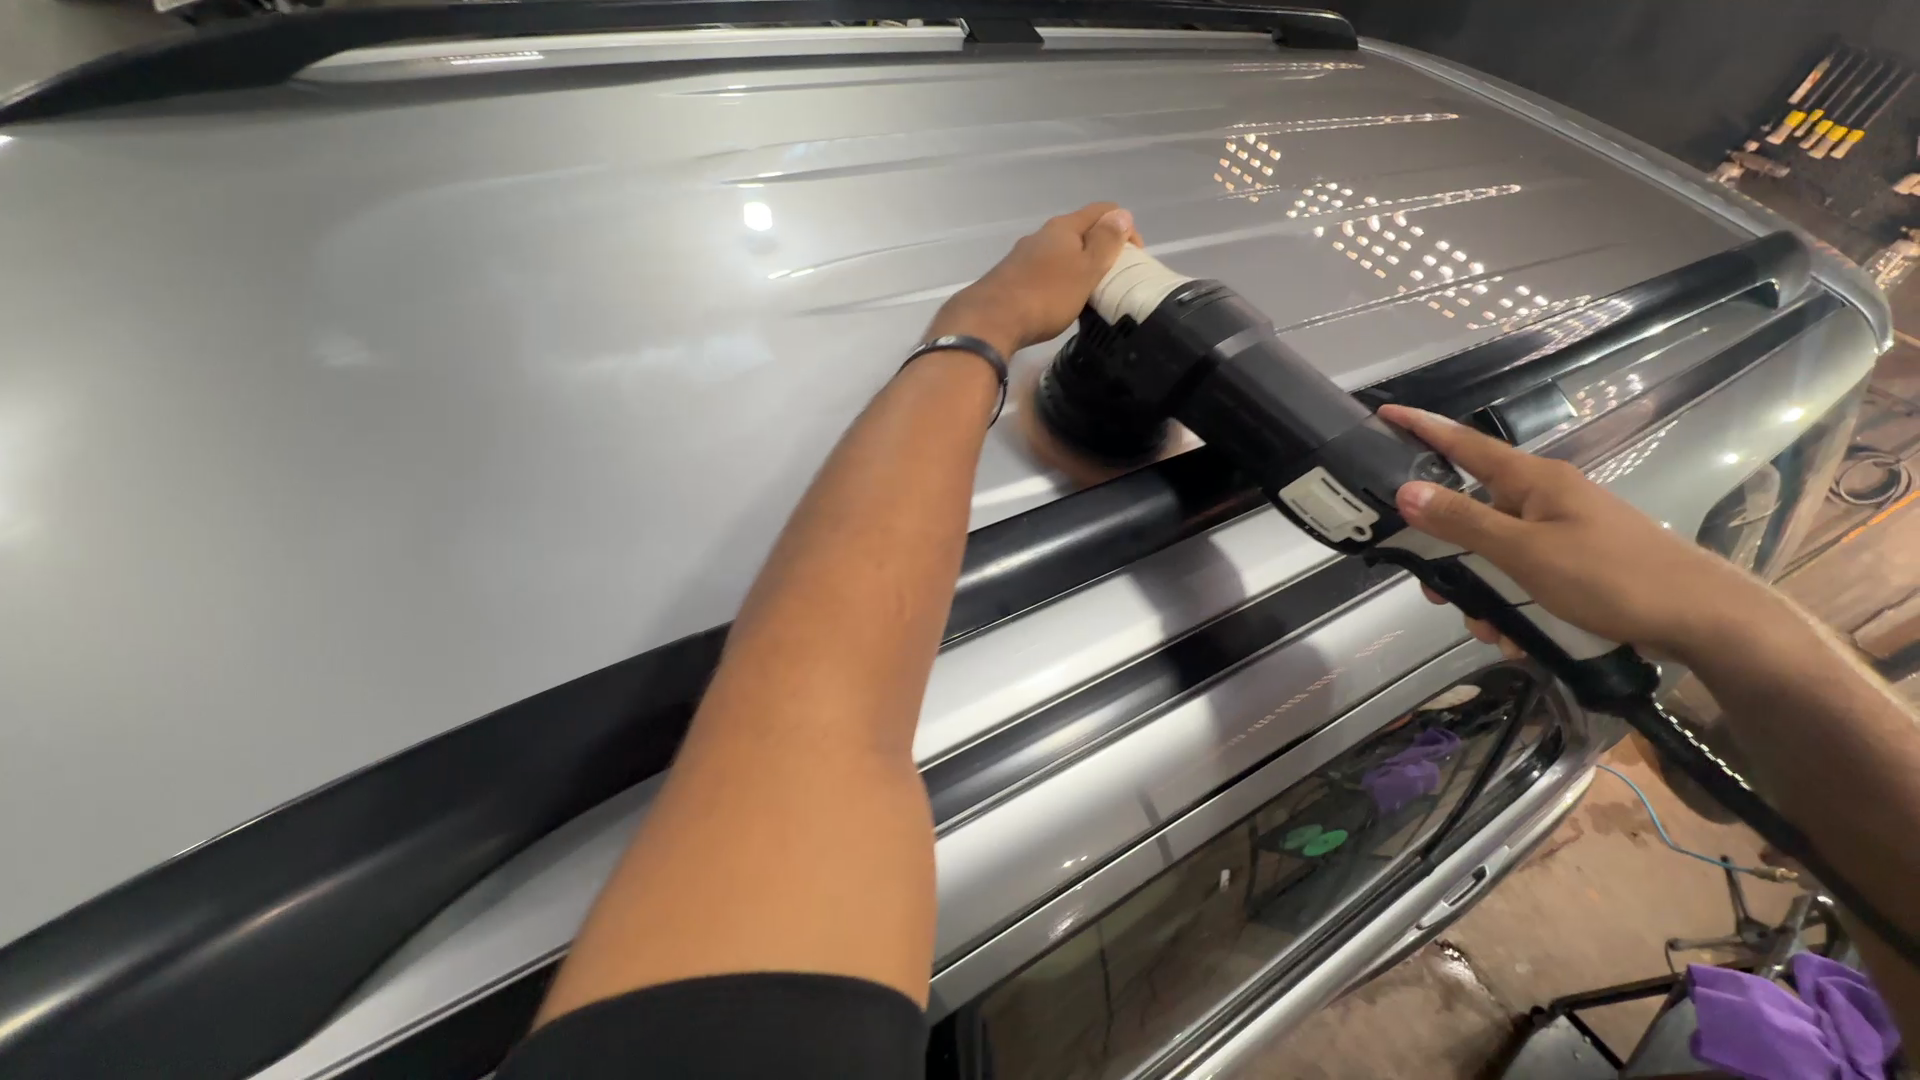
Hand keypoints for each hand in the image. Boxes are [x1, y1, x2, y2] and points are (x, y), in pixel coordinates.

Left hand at [926, 203, 1140, 357]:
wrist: (991, 321)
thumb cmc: (1046, 296)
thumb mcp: (1085, 270)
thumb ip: (1105, 243)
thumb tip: (1122, 214)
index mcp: (1064, 227)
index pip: (1102, 211)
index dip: (1125, 228)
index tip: (1134, 259)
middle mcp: (1042, 235)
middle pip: (1080, 232)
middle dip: (1101, 249)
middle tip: (1113, 279)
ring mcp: (1023, 256)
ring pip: (1060, 253)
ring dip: (1079, 267)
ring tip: (1089, 294)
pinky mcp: (1011, 278)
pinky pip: (1044, 272)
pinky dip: (1059, 281)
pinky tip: (1059, 303)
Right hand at [1380, 404, 1773, 663]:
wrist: (1704, 620)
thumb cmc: (1611, 576)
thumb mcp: (1524, 552)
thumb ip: (1462, 522)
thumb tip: (1405, 491)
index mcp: (1533, 482)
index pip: (1464, 444)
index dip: (1422, 428)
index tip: (1384, 415)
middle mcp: (1543, 499)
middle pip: (1470, 513)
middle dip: (1446, 556)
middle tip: (1432, 590)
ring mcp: (1561, 532)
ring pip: (1493, 555)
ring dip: (1481, 595)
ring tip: (1489, 630)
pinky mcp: (1574, 564)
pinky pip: (1522, 579)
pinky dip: (1512, 608)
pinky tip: (1518, 638)